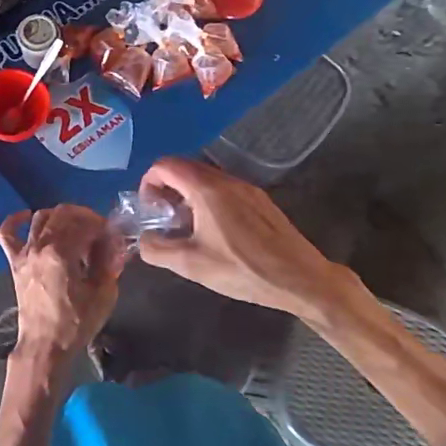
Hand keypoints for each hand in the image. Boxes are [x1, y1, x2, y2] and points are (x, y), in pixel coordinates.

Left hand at [0, 205, 123, 370]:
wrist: (45, 346)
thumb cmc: (76, 323)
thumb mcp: (103, 295)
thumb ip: (109, 263)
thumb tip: (114, 243)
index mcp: (63, 253)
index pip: (85, 224)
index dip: (102, 225)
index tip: (112, 235)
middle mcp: (40, 246)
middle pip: (62, 214)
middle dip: (84, 217)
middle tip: (97, 230)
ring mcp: (24, 253)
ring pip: (39, 218)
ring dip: (59, 217)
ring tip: (74, 228)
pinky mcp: (14, 263)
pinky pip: (6, 234)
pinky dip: (15, 221)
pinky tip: (27, 216)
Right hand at [135, 157, 345, 318]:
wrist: (303, 280)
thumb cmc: (244, 270)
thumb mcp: (191, 265)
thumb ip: (156, 249)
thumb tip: (143, 239)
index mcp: (206, 190)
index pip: (165, 166)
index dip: (148, 183)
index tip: (151, 210)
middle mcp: (226, 181)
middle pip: (184, 167)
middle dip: (165, 187)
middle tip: (164, 217)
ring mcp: (246, 188)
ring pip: (204, 177)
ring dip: (186, 193)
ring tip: (186, 225)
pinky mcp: (260, 200)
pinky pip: (223, 187)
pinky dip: (207, 198)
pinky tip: (213, 230)